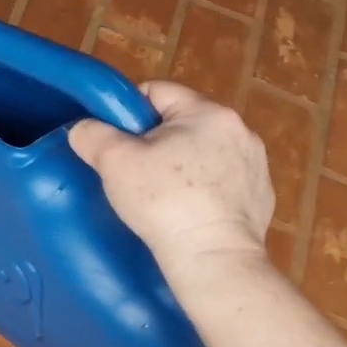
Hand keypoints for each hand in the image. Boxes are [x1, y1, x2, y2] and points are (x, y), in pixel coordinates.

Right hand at [68, 81, 273, 266]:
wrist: (211, 255)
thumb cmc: (162, 199)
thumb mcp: (112, 159)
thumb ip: (91, 132)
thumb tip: (86, 129)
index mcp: (208, 113)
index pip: (156, 91)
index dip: (125, 110)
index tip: (111, 139)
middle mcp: (240, 131)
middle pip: (178, 121)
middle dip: (151, 139)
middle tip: (127, 167)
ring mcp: (256, 164)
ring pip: (199, 150)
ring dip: (176, 162)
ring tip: (155, 190)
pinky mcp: (260, 195)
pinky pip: (219, 179)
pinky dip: (199, 187)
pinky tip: (182, 207)